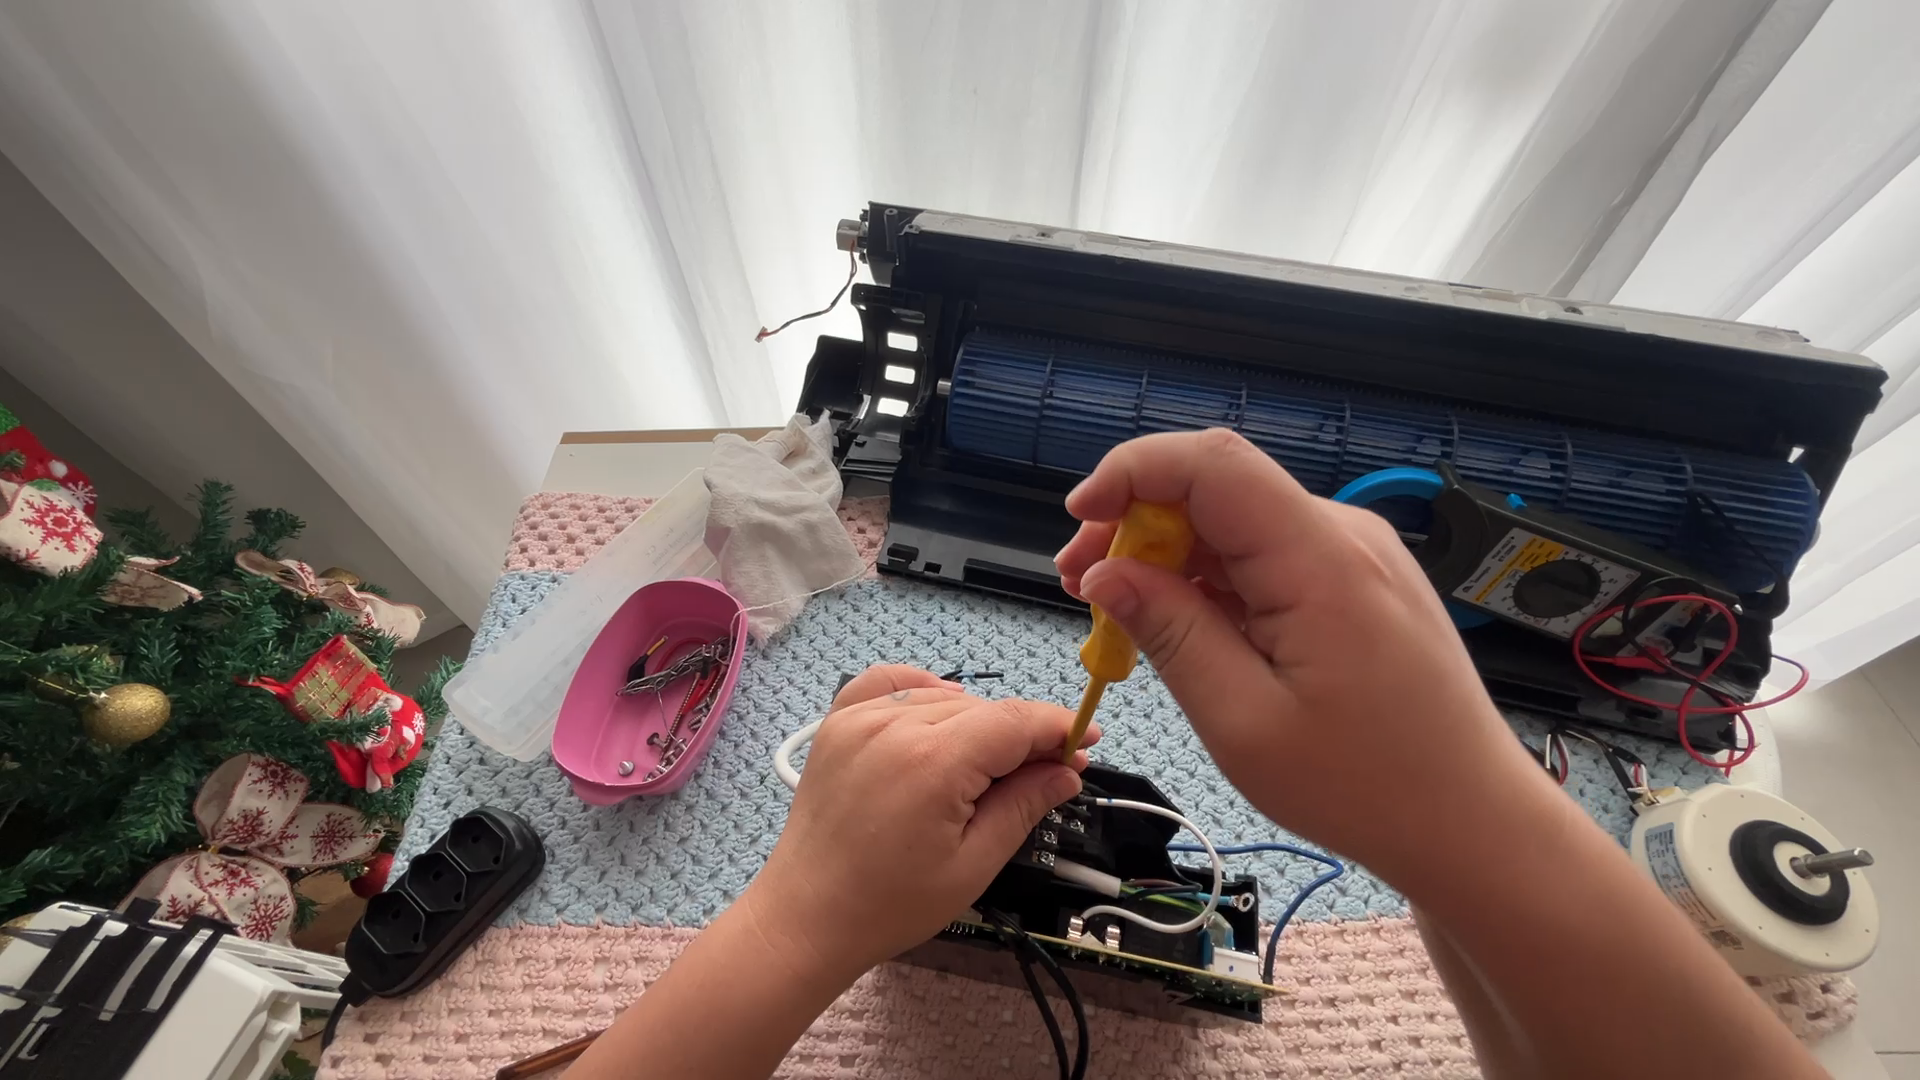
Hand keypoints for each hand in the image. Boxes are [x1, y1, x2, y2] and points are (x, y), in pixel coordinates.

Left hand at [742, 665, 1096, 984]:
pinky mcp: (838, 719)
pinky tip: (937, 712)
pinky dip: (923, 689)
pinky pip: (891, 680)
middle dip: (1022, 732)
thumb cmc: (892, 904)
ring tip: (986, 761)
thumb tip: (1068, 770)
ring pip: (944, 696)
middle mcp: (895, 723)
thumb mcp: (973, 865)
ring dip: (976, 719)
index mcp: (933, 762)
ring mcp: (860, 716)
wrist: (805, 916)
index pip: (1013, 722)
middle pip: (982, 708)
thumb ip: (1024, 806)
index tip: (1088, 740)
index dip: (1057, 727)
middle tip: (1046, 767)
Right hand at [1054, 430, 1550, 884]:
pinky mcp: (1344, 577)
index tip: (1078, 517)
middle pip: (1213, 489)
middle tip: (1079, 581)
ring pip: (1228, 521)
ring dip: (1161, 552)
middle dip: (1132, 521)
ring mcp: (1347, 552)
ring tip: (1113, 607)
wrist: (1471, 820)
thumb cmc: (1363, 786)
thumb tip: (1105, 573)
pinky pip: (1255, 553)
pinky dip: (1200, 576)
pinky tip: (1171, 617)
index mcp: (1319, 561)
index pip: (1213, 464)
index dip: (1132, 470)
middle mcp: (1338, 534)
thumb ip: (1169, 632)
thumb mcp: (1242, 721)